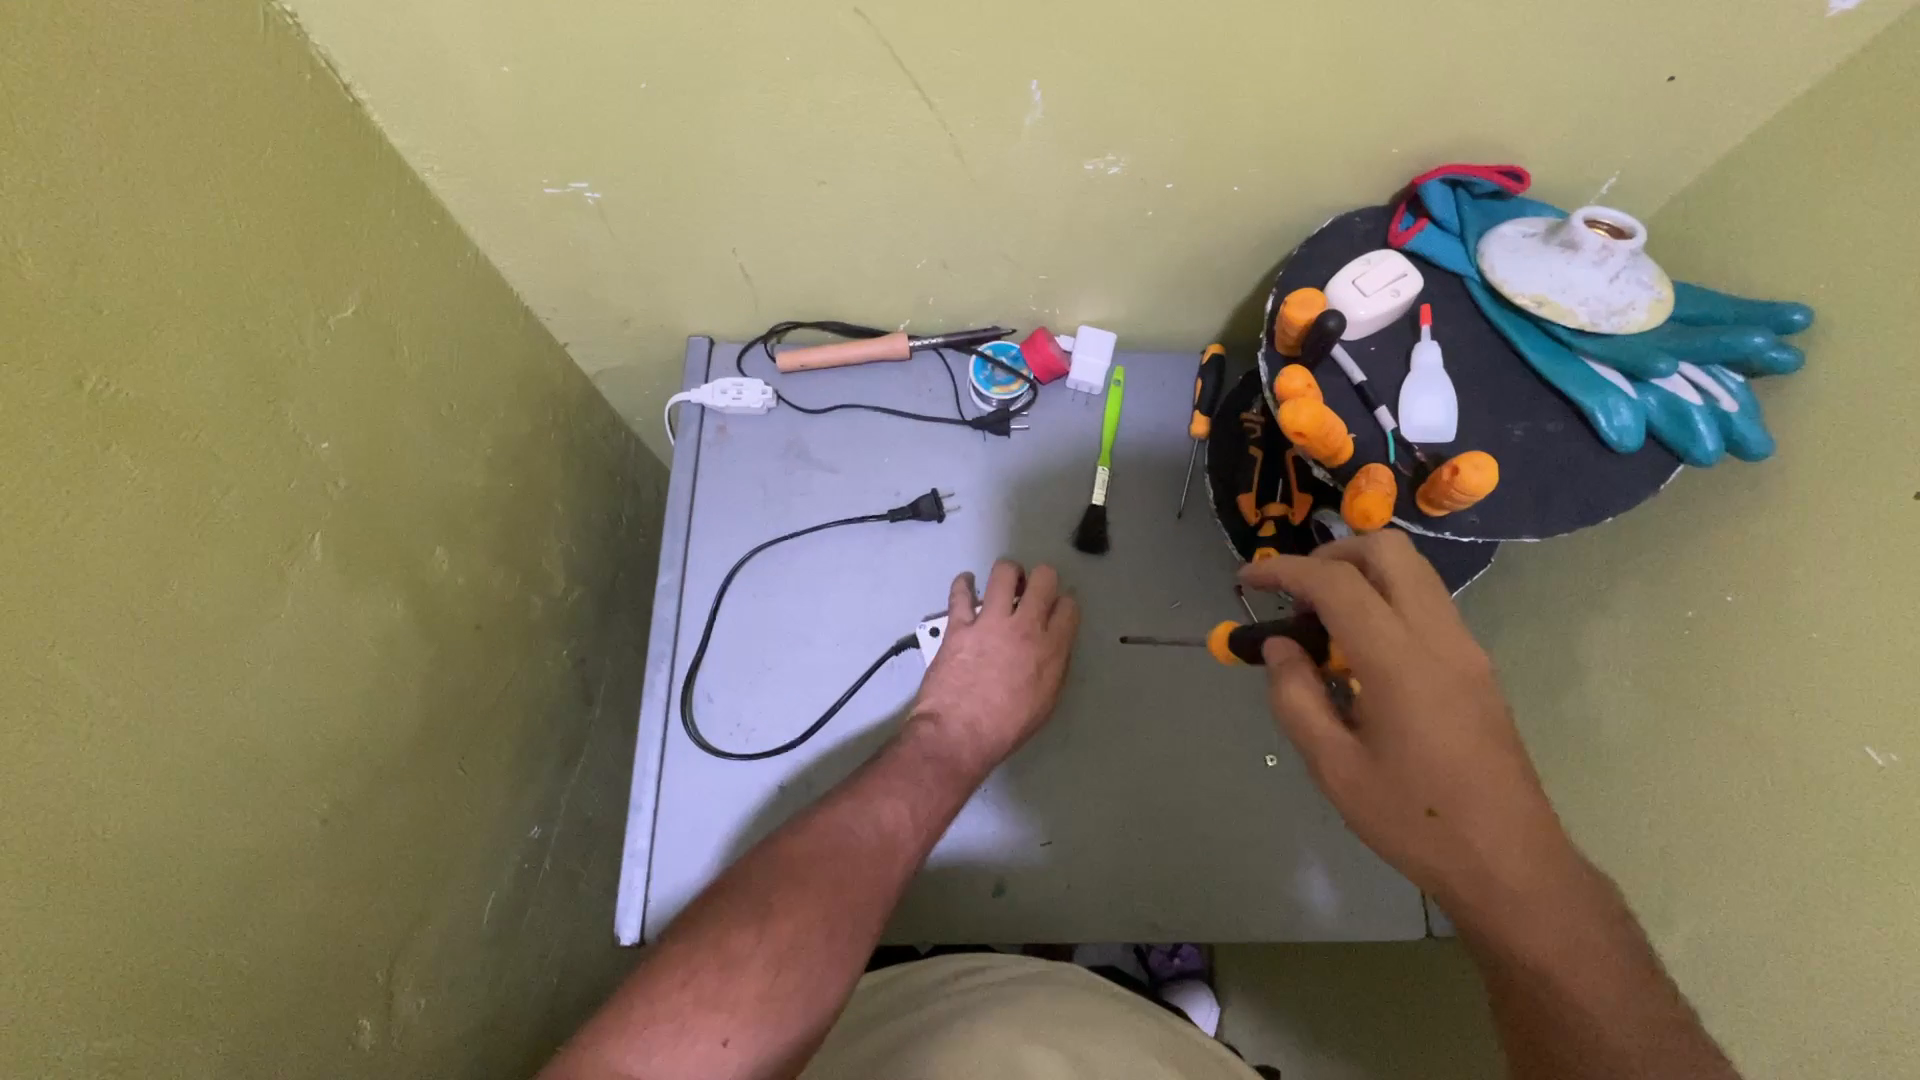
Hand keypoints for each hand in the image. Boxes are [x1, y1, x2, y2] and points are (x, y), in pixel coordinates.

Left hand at [907, 560, 1079, 778]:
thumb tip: (1051, 647)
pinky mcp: (959, 624)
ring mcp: (990, 621)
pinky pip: (961, 592)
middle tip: (1031, 591)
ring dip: (1008, 573)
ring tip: (1004, 583)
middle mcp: (1025, 626)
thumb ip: (1053, 666)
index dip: (1063, 603)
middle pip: (1044, 579)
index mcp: (1052, 649)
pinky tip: (966, 583)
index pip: (1068, 606)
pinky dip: (963, 583)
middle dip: (1041, 578)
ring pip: (1005, 573)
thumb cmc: (1006, 727)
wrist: (958, 733)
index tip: (1055, 609)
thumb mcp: (1045, 701)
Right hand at [1239, 531, 1582, 922]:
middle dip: (1331, 554)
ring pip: (1413, 572)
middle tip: (1293, 592)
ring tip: (1319, 623)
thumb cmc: (1413, 820)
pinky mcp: (1476, 667)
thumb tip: (1281, 646)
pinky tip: (1357, 652)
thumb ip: (1296, 696)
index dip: (1284, 570)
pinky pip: (1425, 604)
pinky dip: (1383, 601)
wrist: (1511, 865)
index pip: (1336, 583)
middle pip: (1387, 551)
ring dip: (1359, 575)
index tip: (1246, 580)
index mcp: (1399, 661)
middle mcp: (1440, 639)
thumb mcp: (1333, 766)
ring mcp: (1466, 650)